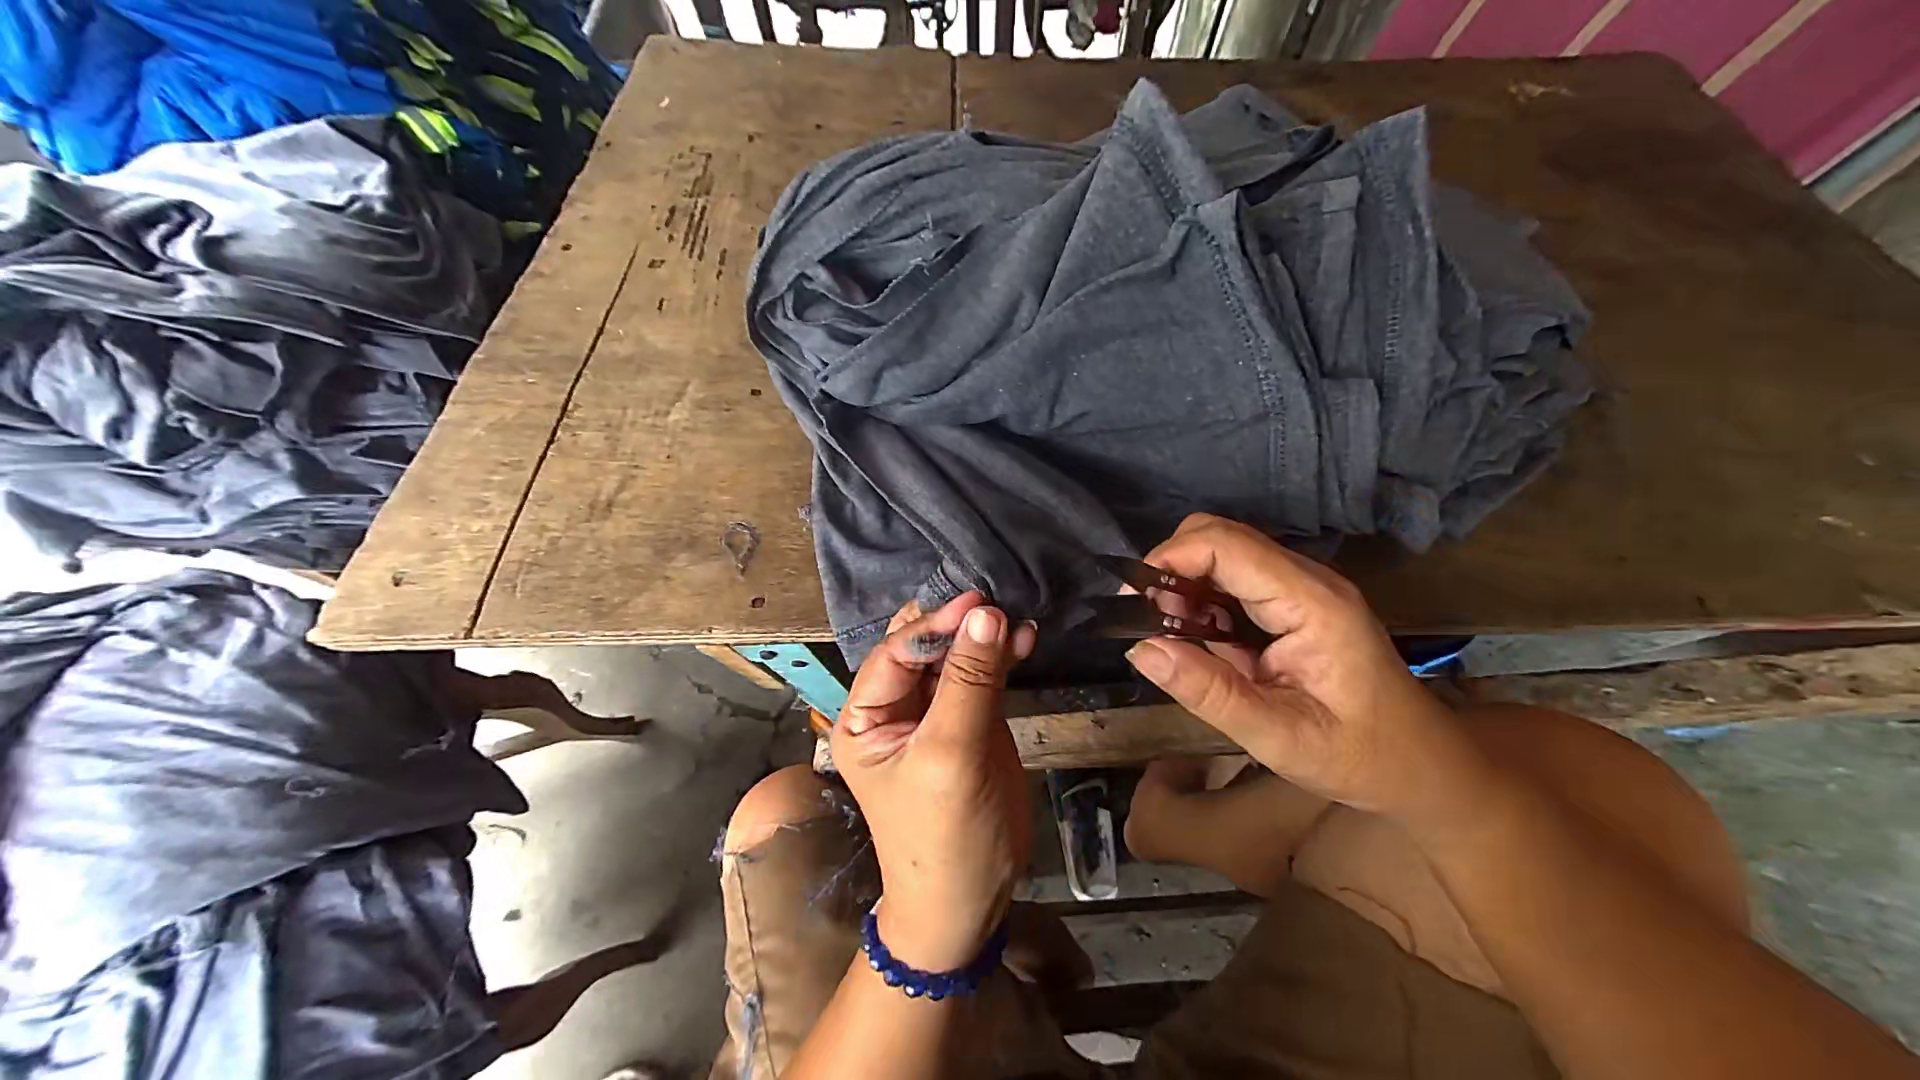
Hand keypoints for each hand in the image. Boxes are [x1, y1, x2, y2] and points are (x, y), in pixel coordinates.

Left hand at [834, 592, 1036, 970]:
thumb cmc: (942, 836)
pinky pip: (985, 679)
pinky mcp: (972, 722)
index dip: (934, 626)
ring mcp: (936, 714)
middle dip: (959, 626)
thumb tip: (988, 615)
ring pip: (958, 659)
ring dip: (986, 639)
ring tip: (1019, 622)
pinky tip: (1026, 640)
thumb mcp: (950, 757)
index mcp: (865, 716)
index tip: (977, 603)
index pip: (896, 654)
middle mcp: (896, 708)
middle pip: (926, 649)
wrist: (970, 902)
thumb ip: (969, 683)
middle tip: (998, 603)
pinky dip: (1004, 658)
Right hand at [1122, 514, 1482, 819]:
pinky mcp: (1294, 604)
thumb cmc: (1361, 758)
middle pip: (1221, 536)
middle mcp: (1307, 581)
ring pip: (1224, 553)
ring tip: (1167, 632)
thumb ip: (1209, 692)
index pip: (1226, 545)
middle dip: (1172, 566)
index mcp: (1311, 603)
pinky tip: (1194, 637)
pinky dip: (1201, 598)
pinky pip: (1234, 579)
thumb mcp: (1278, 738)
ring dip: (1184, 583)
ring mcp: (1302, 589)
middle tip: (1148, 619)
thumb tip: (1140, 650)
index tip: (1133, 600)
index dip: (1170, 558)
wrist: (1424, 768)